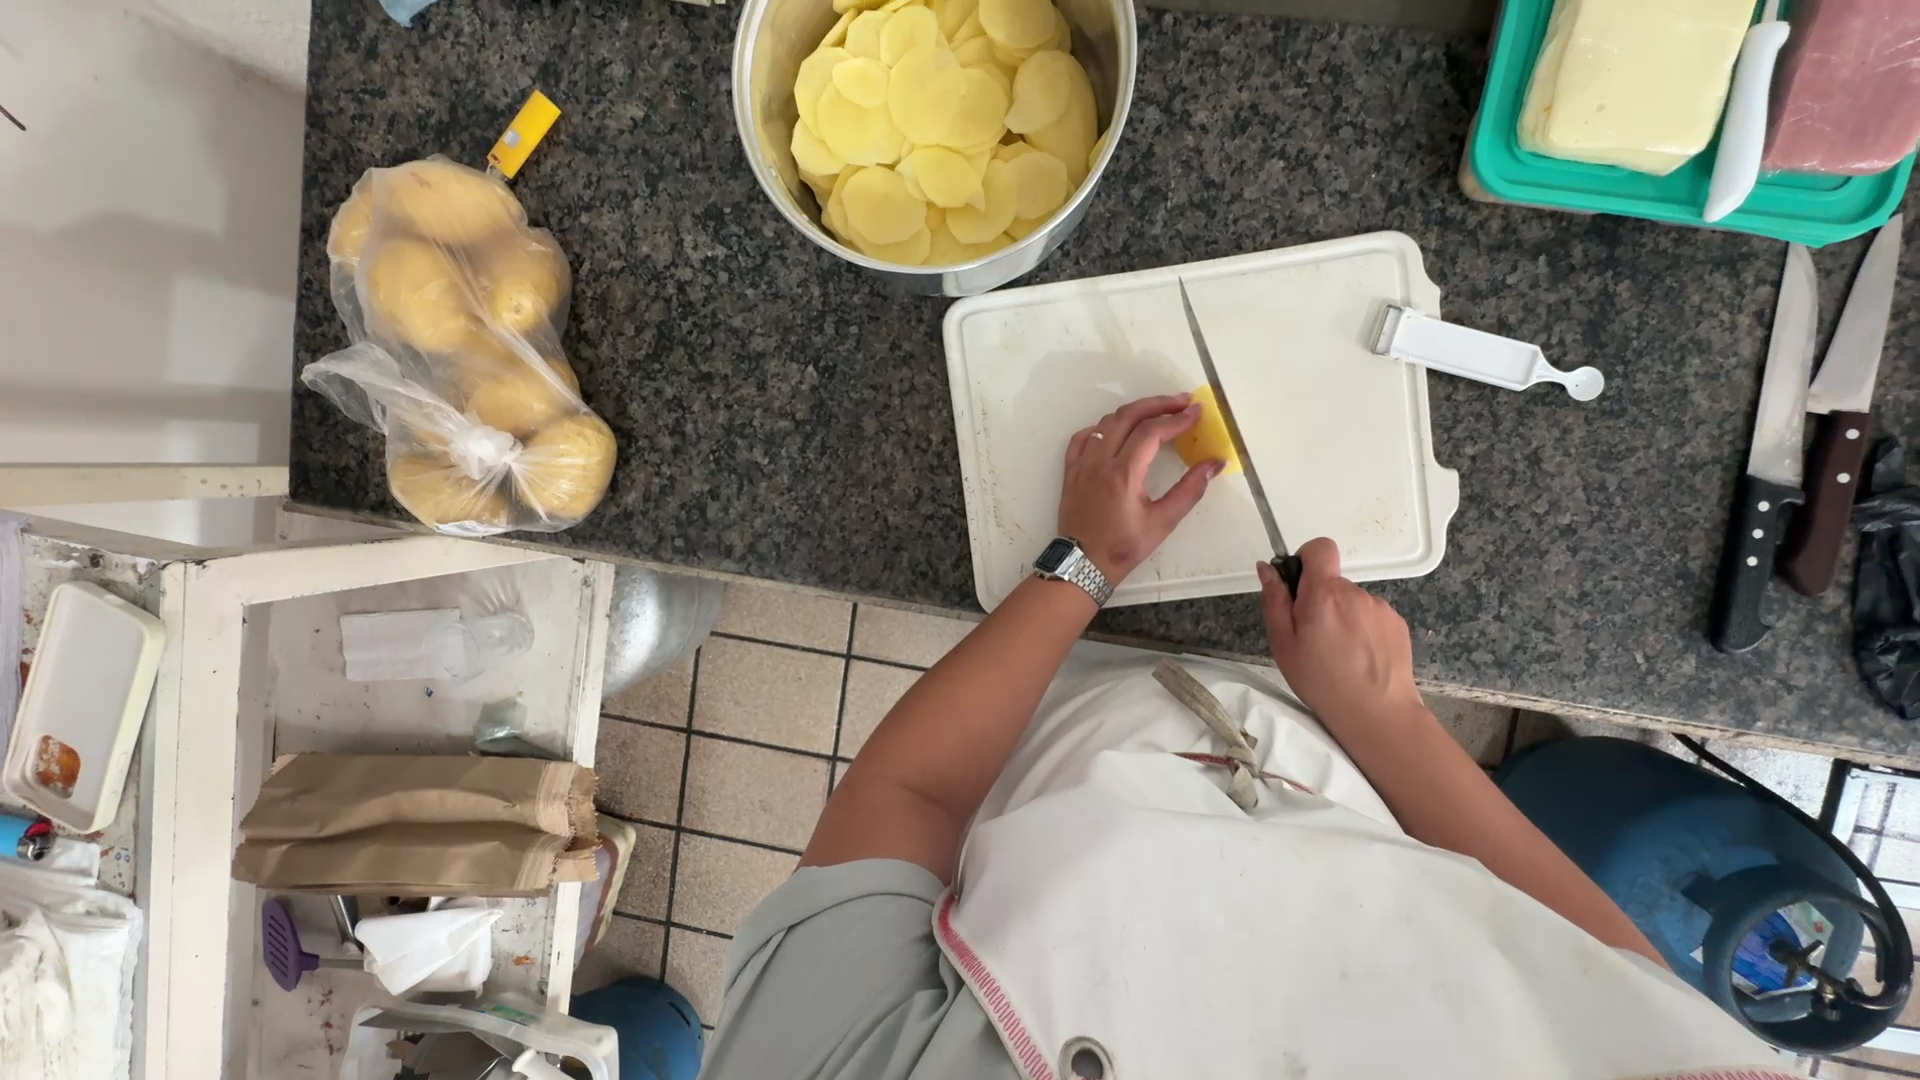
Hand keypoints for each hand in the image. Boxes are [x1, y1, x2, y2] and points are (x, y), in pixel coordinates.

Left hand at [1058, 393, 1221, 580]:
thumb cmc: (1123, 547)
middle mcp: (1099, 462)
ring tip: (1157, 413)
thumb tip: (1214, 464)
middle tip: (1182, 402)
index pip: (1151, 432)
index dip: (1177, 419)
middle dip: (1158, 404)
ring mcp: (1081, 464)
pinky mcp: (1071, 471)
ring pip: (1107, 423)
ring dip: (1133, 413)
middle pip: (1128, 416)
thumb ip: (1189, 490)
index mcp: (1123, 474)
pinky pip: (1084, 437)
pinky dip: (1104, 427)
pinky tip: (1118, 430)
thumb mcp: (1163, 522)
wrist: (1083, 563)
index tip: (1196, 413)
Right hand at [1258, 538, 1422, 725]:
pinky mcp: (1397, 624)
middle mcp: (1355, 593)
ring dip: (1340, 617)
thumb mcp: (1282, 642)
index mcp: (1324, 593)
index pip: (1320, 547)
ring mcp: (1380, 608)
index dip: (1306, 558)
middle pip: (1331, 582)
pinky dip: (1361, 630)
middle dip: (1319, 600)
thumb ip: (1274, 600)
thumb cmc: (1320, 679)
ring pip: (1350, 601)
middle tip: (1311, 637)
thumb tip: (1267, 568)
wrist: (1376, 712)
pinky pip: (1370, 616)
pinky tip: (1358, 657)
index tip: (1298, 586)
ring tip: (1337, 653)